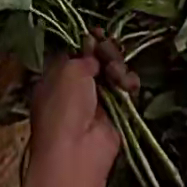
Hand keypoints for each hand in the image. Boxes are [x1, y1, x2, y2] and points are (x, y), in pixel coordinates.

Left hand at [7, 31, 138, 186]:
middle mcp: (76, 84)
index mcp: (57, 74)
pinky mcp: (117, 110)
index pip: (76, 48)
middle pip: (98, 56)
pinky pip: (126, 86)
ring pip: (114, 68)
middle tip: (106, 55)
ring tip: (116, 75)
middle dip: (106, 51)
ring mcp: (97, 98)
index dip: (88, 39)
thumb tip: (92, 44)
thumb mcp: (68, 69)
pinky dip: (129, 83)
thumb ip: (84, 53)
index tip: (97, 33)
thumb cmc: (64, 107)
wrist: (77, 152)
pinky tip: (127, 85)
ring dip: (118, 66)